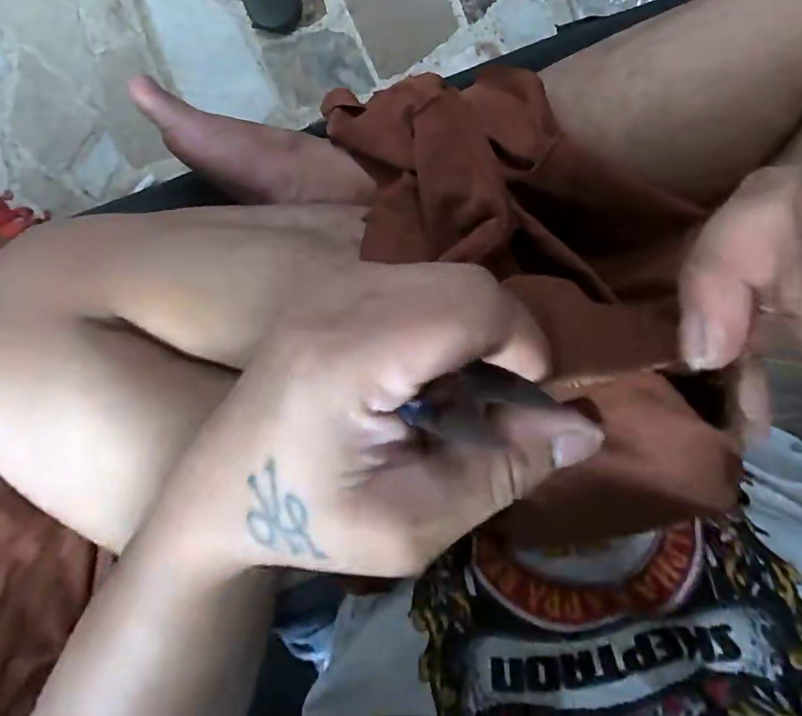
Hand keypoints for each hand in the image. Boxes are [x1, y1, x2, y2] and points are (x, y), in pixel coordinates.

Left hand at [147, 261, 605, 578]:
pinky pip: (415, 281)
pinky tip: (414, 376)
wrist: (219, 488)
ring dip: (470, 331)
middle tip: (484, 408)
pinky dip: (440, 321)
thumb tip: (583, 427)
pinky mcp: (329, 285)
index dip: (524, 346)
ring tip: (445, 397)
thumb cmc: (307, 520)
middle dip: (502, 339)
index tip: (518, 409)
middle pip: (465, 280)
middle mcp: (338, 296)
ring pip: (443, 276)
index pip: (472, 302)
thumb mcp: (411, 526)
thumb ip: (501, 472)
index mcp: (349, 352)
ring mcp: (329, 284)